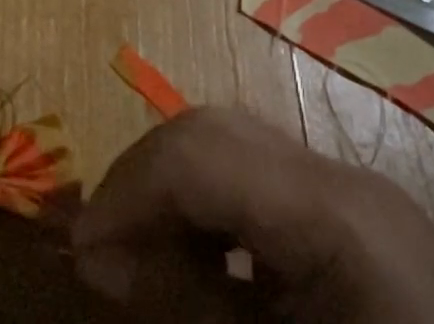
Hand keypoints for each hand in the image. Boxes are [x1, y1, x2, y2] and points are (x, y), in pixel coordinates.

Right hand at [74, 107, 433, 323]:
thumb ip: (186, 301)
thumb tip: (96, 257)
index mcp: (335, 212)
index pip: (196, 157)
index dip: (122, 195)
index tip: (80, 254)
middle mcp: (341, 180)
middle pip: (206, 132)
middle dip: (138, 183)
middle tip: (102, 250)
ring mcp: (351, 193)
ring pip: (226, 148)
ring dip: (169, 195)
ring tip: (143, 260)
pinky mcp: (353, 219)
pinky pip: (258, 187)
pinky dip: (210, 215)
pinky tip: (203, 270)